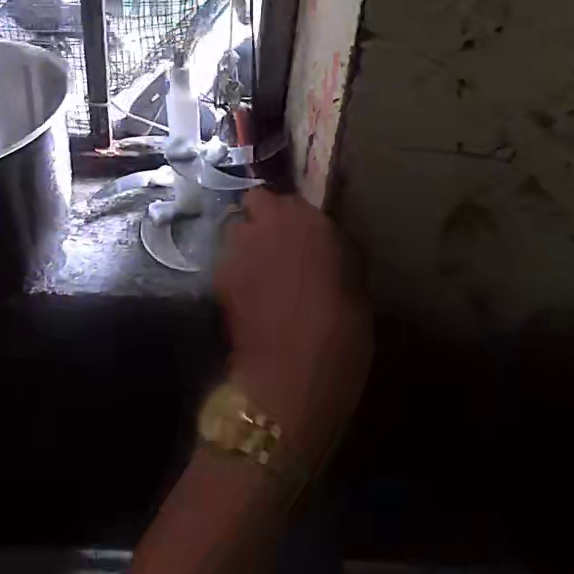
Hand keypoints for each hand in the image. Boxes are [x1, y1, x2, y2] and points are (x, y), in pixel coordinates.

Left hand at [215, 189, 371, 458]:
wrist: (291, 375)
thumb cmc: (341, 336)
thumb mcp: (355, 288)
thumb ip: (333, 254)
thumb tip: (324, 246)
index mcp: (308, 224)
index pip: (291, 199)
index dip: (294, 216)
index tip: (303, 233)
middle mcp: (267, 226)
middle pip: (256, 202)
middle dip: (264, 217)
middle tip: (278, 245)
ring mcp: (237, 248)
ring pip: (236, 229)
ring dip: (248, 242)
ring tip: (262, 271)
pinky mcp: (218, 274)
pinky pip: (228, 260)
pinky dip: (237, 270)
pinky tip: (250, 294)